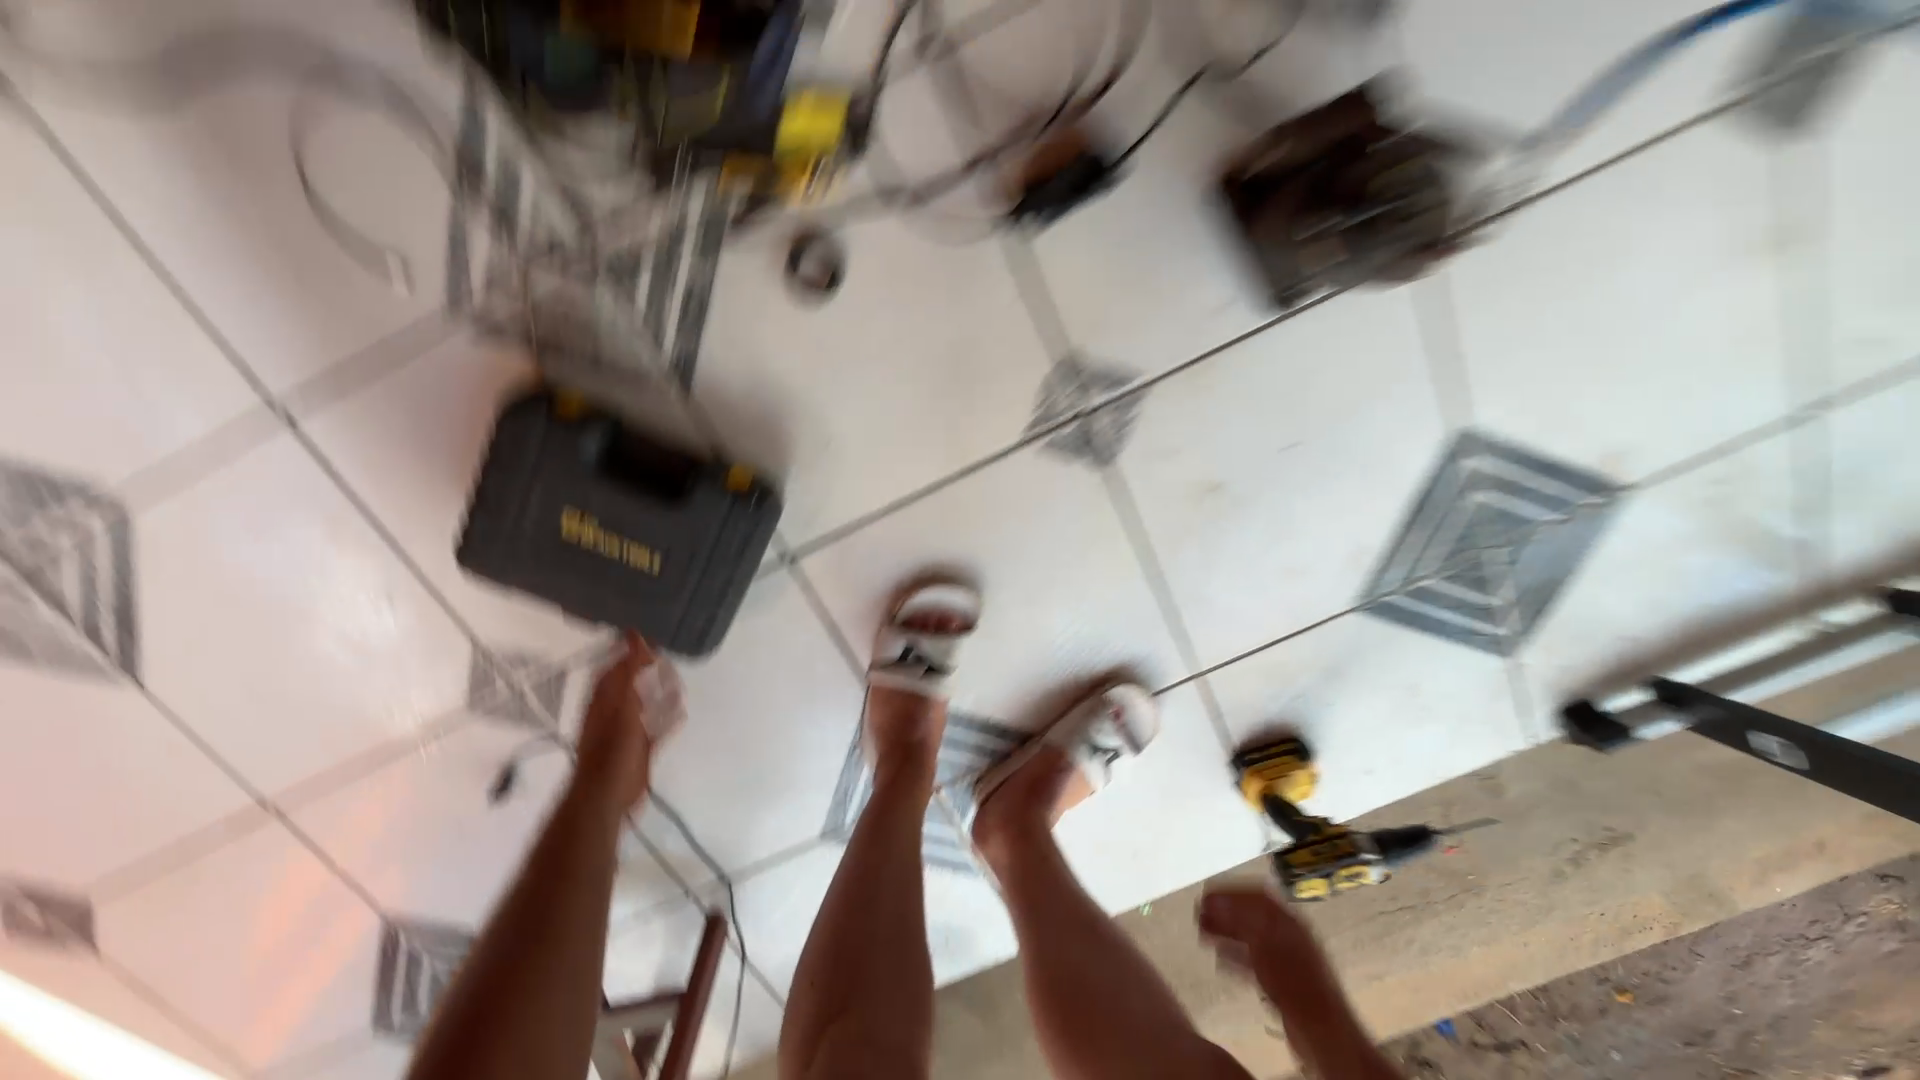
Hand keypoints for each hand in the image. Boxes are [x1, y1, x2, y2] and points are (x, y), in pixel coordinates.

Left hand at [572, 631, 680, 812]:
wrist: (607, 797)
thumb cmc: (611, 751)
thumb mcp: (622, 707)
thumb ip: (629, 672)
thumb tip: (635, 637)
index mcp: (604, 700)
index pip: (614, 667)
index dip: (629, 652)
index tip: (649, 638)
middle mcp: (614, 713)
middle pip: (632, 685)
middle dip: (648, 672)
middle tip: (668, 659)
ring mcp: (627, 732)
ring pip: (645, 706)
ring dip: (661, 695)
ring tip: (678, 683)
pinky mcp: (640, 749)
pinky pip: (655, 728)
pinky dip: (667, 719)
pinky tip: (680, 713)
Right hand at [1197, 884, 1319, 997]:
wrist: (1323, 1034)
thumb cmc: (1298, 988)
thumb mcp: (1267, 948)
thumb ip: (1242, 922)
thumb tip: (1215, 901)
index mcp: (1289, 923)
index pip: (1257, 895)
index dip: (1230, 892)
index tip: (1205, 895)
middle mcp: (1288, 937)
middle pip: (1252, 914)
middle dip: (1225, 911)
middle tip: (1200, 912)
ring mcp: (1285, 960)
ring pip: (1250, 937)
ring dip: (1227, 932)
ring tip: (1203, 931)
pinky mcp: (1281, 983)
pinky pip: (1253, 961)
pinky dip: (1234, 956)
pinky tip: (1219, 960)